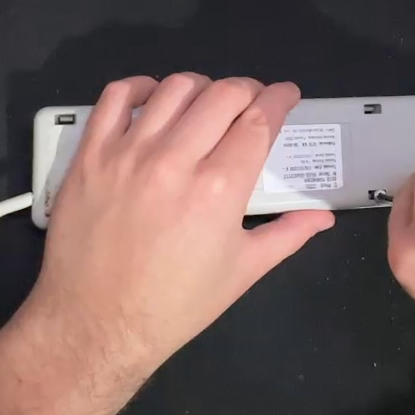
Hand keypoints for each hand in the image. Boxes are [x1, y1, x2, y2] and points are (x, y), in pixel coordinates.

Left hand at [17, 74, 334, 390]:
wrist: (95, 327)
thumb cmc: (174, 304)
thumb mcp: (242, 272)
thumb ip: (288, 234)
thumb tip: (324, 217)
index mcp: (218, 189)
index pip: (259, 120)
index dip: (280, 98)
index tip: (286, 94)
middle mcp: (174, 160)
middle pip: (223, 94)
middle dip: (248, 90)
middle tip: (251, 103)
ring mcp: (128, 153)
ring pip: (175, 88)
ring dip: (202, 88)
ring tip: (206, 104)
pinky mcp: (91, 155)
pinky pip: (116, 97)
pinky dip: (141, 87)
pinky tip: (155, 99)